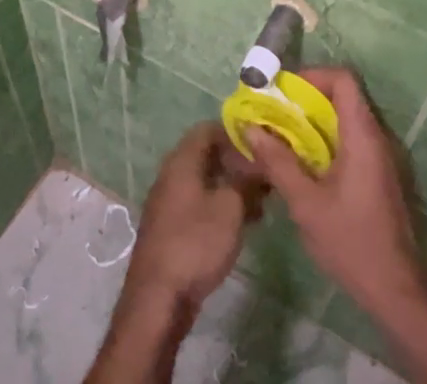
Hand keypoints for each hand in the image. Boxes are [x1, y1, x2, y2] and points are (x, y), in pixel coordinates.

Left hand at [128, 122, 264, 304]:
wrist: (159, 297)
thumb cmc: (196, 243)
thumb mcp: (231, 207)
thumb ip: (247, 179)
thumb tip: (260, 162)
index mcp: (181, 162)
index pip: (208, 129)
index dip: (236, 132)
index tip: (263, 144)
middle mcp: (171, 176)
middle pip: (207, 155)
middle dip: (238, 162)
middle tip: (267, 175)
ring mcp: (168, 203)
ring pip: (205, 182)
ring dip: (233, 187)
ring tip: (262, 203)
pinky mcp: (171, 228)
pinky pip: (200, 204)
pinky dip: (221, 206)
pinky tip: (243, 223)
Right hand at [246, 68, 426, 309]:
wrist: (394, 287)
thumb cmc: (350, 240)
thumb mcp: (305, 202)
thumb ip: (278, 161)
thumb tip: (252, 127)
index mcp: (363, 136)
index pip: (343, 80)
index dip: (311, 76)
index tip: (279, 92)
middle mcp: (376, 138)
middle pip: (343, 96)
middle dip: (304, 100)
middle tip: (270, 114)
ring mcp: (380, 157)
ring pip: (345, 120)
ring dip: (312, 122)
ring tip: (278, 137)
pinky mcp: (378, 175)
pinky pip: (350, 141)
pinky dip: (324, 141)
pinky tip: (299, 164)